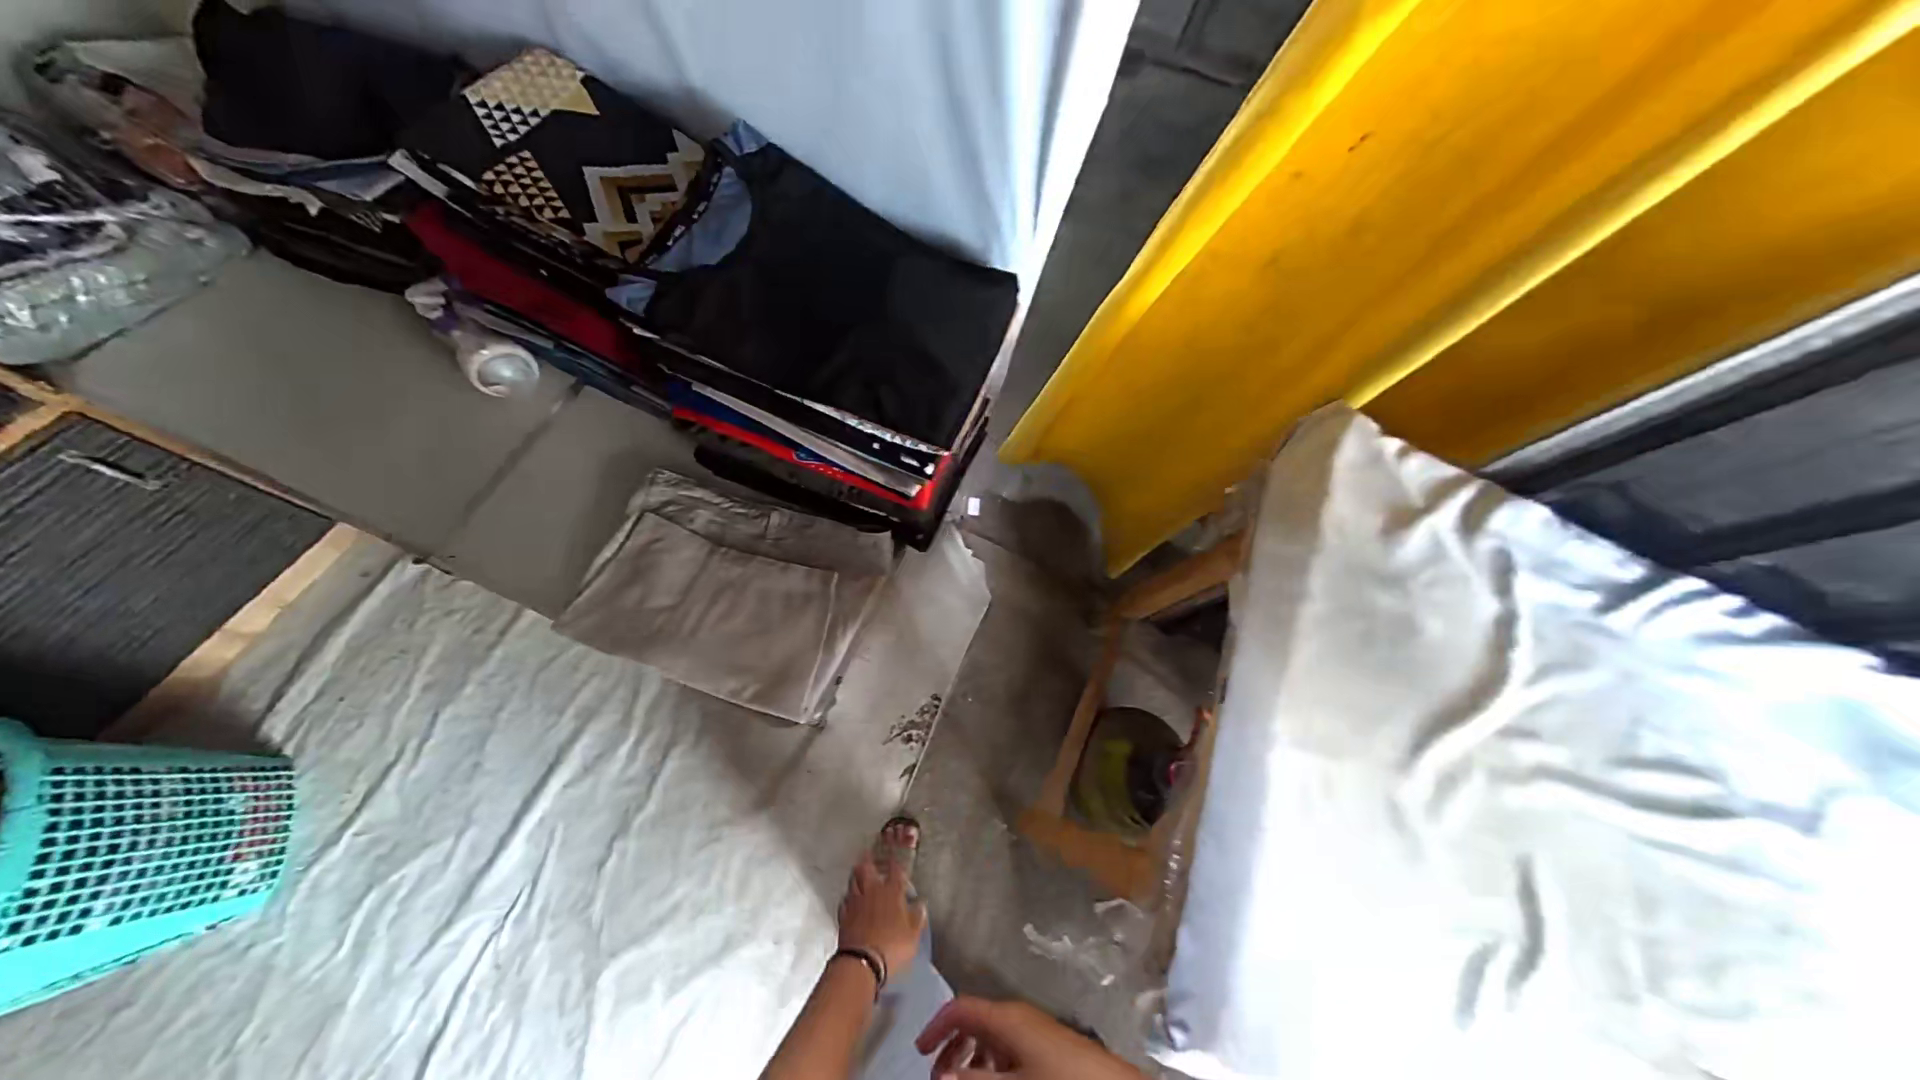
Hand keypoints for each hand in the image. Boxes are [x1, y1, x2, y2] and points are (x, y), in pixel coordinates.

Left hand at [838, 850, 925, 978]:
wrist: (862, 962)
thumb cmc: (893, 946)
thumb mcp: (913, 935)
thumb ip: (917, 917)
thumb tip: (920, 905)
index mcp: (892, 892)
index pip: (895, 871)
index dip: (895, 862)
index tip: (894, 855)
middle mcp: (872, 892)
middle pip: (866, 869)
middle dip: (867, 860)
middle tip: (867, 853)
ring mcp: (855, 902)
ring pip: (853, 881)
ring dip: (856, 876)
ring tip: (857, 872)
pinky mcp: (843, 915)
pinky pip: (845, 900)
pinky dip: (848, 897)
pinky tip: (849, 899)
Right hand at [915, 996, 1142, 1079]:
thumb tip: (940, 1076)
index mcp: (1006, 1018)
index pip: (961, 1008)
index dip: (937, 1026)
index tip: (919, 1052)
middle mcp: (1017, 1015)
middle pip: (974, 1020)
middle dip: (952, 1046)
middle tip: (937, 1076)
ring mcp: (1034, 1029)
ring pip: (991, 1036)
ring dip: (971, 1057)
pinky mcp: (1047, 1045)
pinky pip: (1009, 1046)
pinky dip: (992, 1062)